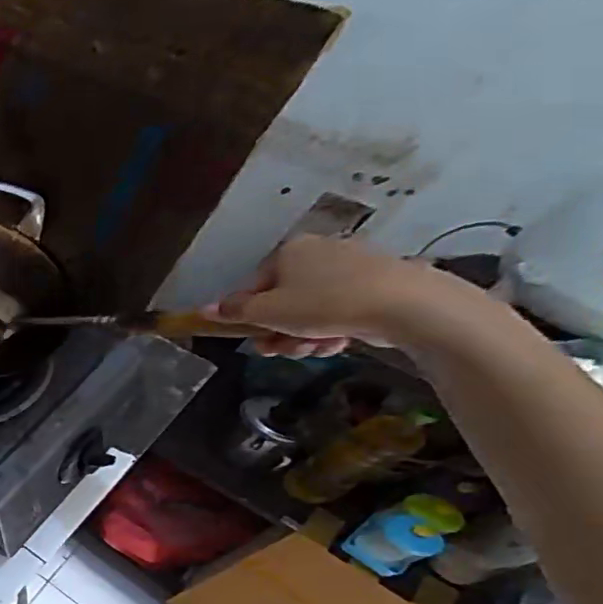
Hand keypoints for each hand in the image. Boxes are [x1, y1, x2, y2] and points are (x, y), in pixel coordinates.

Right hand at [202, 234, 493, 357]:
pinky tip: (338, 343)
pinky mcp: (371, 285)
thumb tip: (202, 309)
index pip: (253, 287)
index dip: (248, 317)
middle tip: (281, 351)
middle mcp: (316, 252)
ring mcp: (347, 267)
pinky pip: (337, 311)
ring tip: (315, 349)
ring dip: (303, 336)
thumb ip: (235, 311)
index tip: (253, 340)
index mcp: (288, 251)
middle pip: (282, 301)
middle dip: (279, 332)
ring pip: (309, 311)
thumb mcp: (269, 312)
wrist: (400, 304)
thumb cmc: (323, 304)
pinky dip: (331, 330)